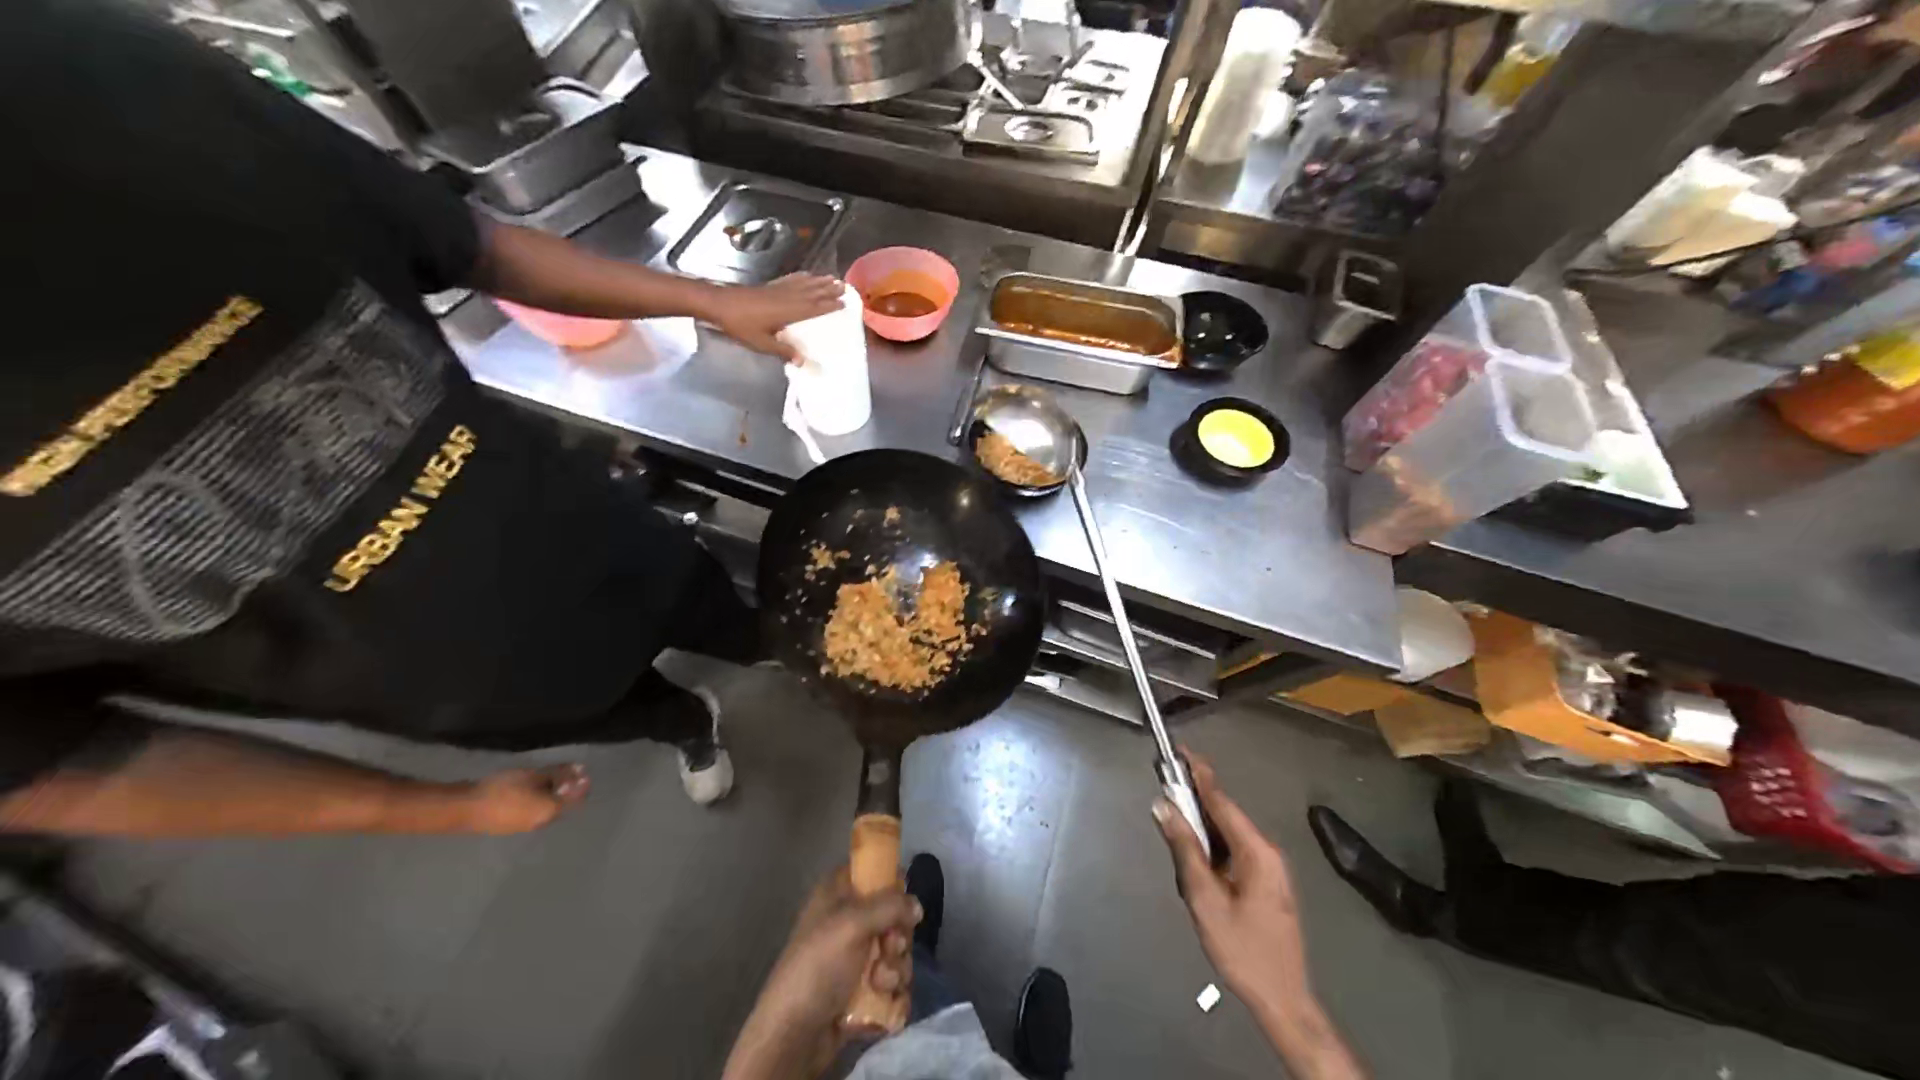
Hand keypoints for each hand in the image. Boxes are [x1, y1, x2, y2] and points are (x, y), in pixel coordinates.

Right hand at [463, 764, 588, 833]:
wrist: (464, 810)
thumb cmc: (503, 789)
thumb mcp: (533, 776)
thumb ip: (558, 774)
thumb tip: (578, 771)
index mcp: (551, 811)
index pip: (577, 798)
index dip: (581, 783)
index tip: (582, 769)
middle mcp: (543, 823)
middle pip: (564, 805)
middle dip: (569, 789)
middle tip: (568, 772)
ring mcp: (526, 827)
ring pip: (549, 809)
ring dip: (554, 795)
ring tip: (550, 778)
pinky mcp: (512, 827)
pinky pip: (535, 812)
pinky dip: (540, 801)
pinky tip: (533, 790)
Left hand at [706, 273, 844, 361]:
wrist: (718, 304)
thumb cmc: (740, 325)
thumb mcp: (762, 343)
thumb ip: (783, 351)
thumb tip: (804, 362)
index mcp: (787, 311)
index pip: (813, 307)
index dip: (829, 305)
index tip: (844, 303)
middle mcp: (786, 297)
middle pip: (811, 292)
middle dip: (828, 290)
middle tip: (845, 286)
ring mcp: (777, 289)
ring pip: (803, 284)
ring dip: (818, 282)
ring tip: (832, 278)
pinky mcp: (769, 286)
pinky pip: (790, 279)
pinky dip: (801, 277)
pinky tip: (807, 275)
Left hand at [722, 866, 920, 1079]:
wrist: (793, 1033)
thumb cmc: (818, 966)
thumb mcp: (853, 924)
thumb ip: (890, 906)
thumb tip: (917, 906)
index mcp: (838, 894)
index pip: (873, 872)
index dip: (891, 885)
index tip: (901, 904)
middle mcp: (848, 921)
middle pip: (893, 916)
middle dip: (898, 937)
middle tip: (888, 950)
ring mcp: (856, 957)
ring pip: (896, 952)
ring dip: (896, 970)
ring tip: (879, 985)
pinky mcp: (863, 989)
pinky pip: (894, 982)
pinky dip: (894, 993)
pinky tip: (886, 1005)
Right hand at [1153, 751, 1308, 1015]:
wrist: (1283, 999)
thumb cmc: (1242, 949)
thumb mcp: (1204, 898)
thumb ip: (1184, 849)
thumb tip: (1163, 806)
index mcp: (1256, 850)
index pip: (1222, 800)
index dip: (1198, 774)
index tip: (1179, 750)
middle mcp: (1267, 851)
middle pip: (1224, 816)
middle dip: (1193, 807)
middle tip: (1164, 804)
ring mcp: (1270, 868)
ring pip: (1227, 836)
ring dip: (1201, 834)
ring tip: (1178, 850)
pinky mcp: (1267, 883)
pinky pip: (1234, 852)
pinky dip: (1212, 851)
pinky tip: (1197, 870)